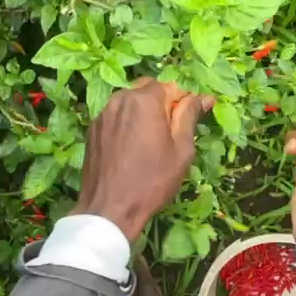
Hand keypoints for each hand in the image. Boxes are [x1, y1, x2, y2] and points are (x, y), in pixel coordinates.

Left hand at [74, 76, 214, 239]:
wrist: (109, 209)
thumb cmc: (152, 181)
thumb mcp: (181, 150)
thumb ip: (189, 116)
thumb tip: (203, 97)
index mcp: (144, 101)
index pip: (171, 86)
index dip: (183, 102)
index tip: (189, 122)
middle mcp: (120, 99)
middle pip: (148, 90)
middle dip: (162, 103)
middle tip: (170, 132)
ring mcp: (103, 114)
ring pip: (130, 102)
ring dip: (143, 112)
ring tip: (150, 141)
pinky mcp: (92, 129)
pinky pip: (116, 116)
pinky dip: (127, 123)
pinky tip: (131, 147)